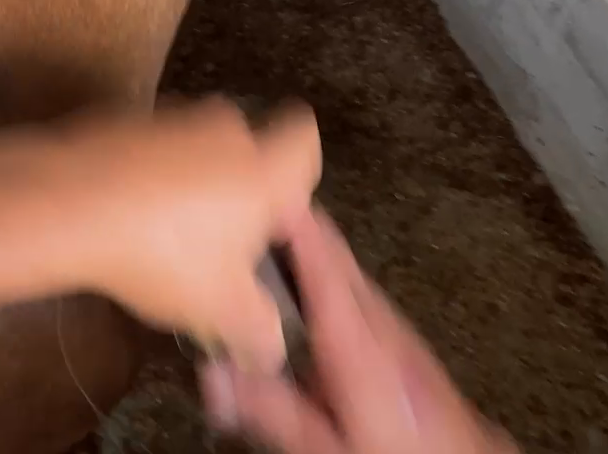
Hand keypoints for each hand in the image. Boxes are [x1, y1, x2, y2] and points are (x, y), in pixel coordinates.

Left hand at [0, 97, 320, 371]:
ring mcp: (171, 117)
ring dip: (189, 174)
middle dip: (238, 179)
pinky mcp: (124, 118)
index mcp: (263, 167)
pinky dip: (147, 169)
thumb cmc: (165, 253)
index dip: (299, 161)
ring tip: (165, 228)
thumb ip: (258, 330)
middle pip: (246, 142)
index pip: (303, 136)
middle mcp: (224, 128)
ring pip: (196, 141)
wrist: (72, 202)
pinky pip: (151, 144)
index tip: (281, 198)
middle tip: (221, 230)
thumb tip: (270, 347)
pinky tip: (125, 211)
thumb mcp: (220, 310)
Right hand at [199, 210, 519, 453]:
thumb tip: (213, 374)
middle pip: (332, 248)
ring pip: (343, 261)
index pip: (319, 257)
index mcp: (352, 335)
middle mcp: (371, 313)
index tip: (265, 180)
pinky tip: (303, 270)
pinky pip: (352, 279)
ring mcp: (387, 316)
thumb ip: (270, 405)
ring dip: (309, 237)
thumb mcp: (324, 443)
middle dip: (296, 218)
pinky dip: (325, 261)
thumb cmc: (393, 447)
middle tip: (253, 189)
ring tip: (268, 218)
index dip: (294, 215)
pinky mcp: (393, 327)